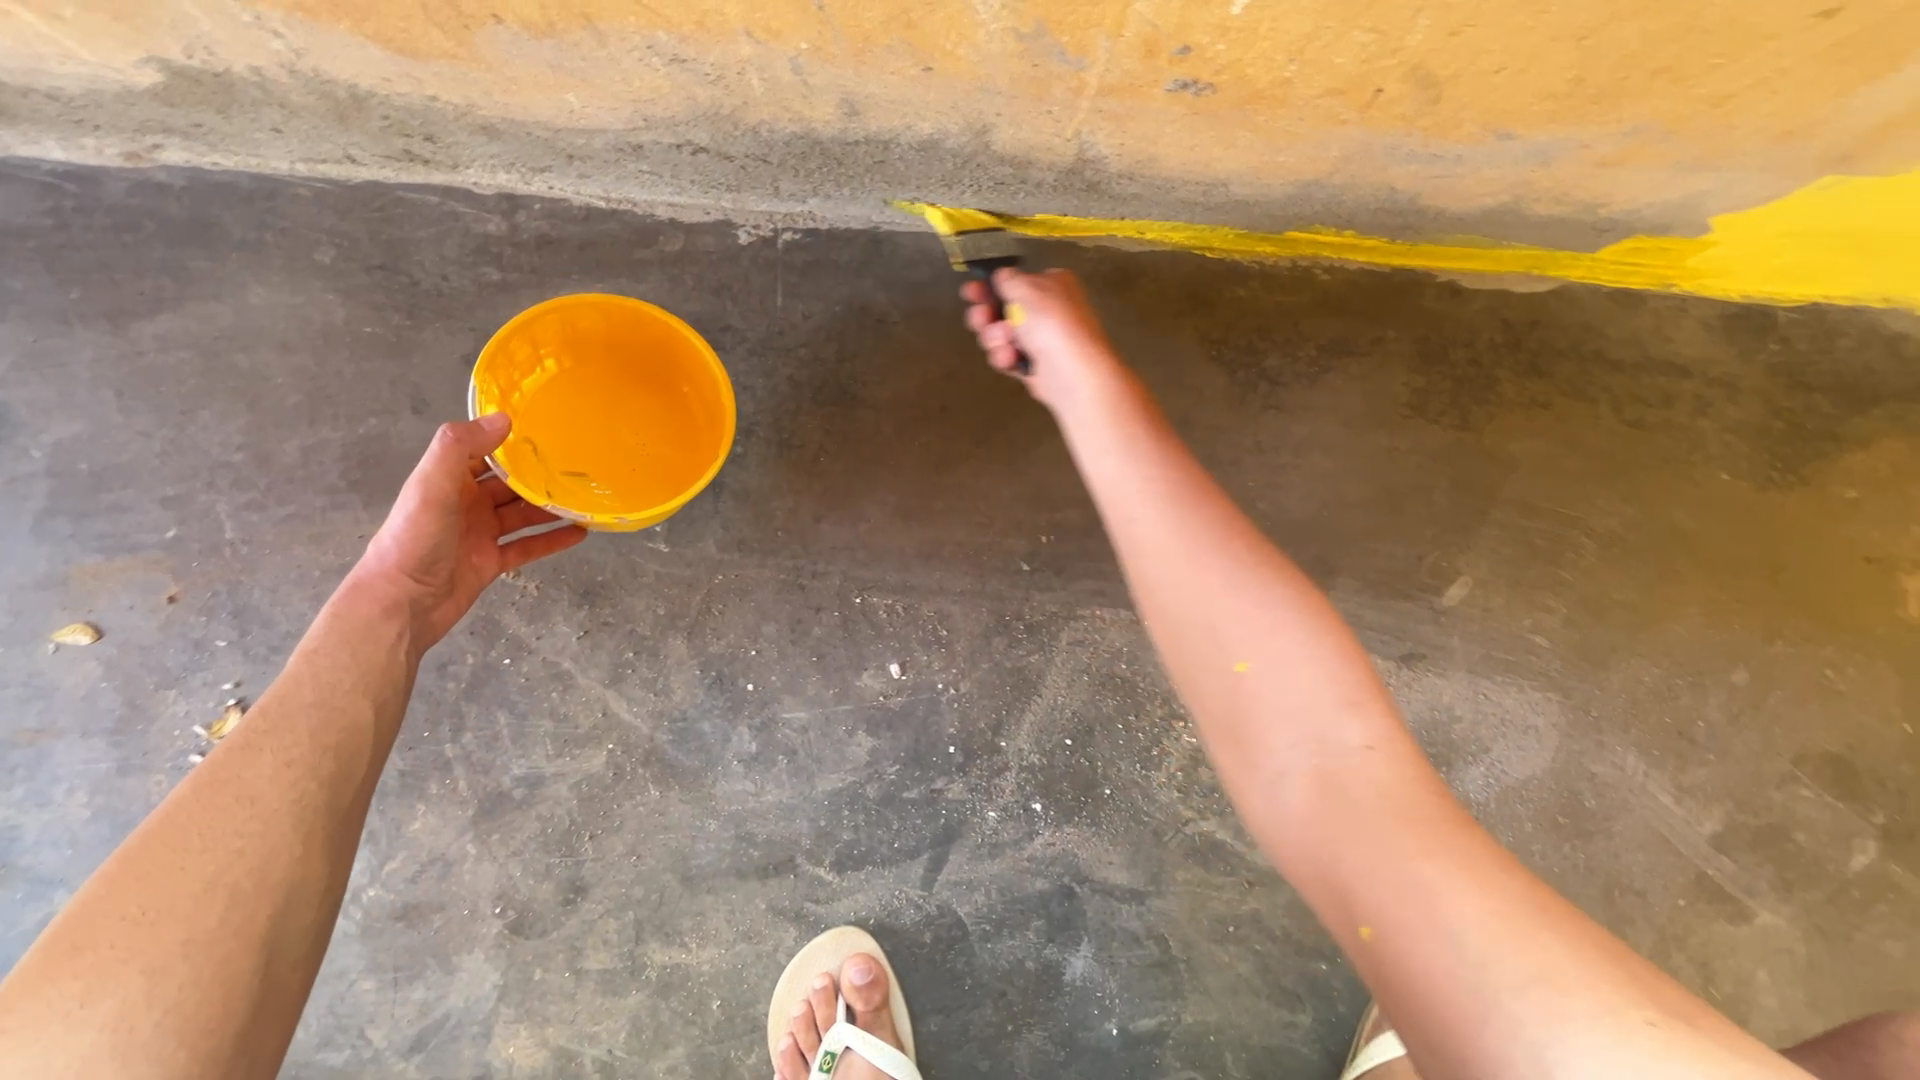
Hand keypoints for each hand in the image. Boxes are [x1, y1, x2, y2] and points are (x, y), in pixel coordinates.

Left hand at [352, 413, 586, 649]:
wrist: (401, 603)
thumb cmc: (415, 539)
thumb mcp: (432, 485)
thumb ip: (462, 447)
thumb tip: (505, 418)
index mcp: (449, 480)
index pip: (486, 453)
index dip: (515, 442)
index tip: (552, 432)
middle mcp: (466, 504)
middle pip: (511, 485)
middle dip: (541, 476)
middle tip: (581, 467)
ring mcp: (480, 534)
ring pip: (523, 515)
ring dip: (552, 508)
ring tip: (586, 499)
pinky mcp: (492, 562)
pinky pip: (528, 547)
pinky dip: (553, 540)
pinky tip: (580, 533)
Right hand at [963, 268, 1134, 413]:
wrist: (1072, 370)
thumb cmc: (1050, 322)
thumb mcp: (1026, 288)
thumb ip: (1007, 278)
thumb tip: (1002, 276)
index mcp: (1050, 285)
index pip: (1014, 282)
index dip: (988, 287)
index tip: (969, 293)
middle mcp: (1045, 309)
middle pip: (1001, 309)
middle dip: (988, 316)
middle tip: (982, 319)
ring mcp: (1039, 339)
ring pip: (1000, 335)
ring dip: (996, 338)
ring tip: (1007, 343)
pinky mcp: (1032, 364)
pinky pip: (1007, 357)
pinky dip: (1005, 357)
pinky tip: (1011, 359)